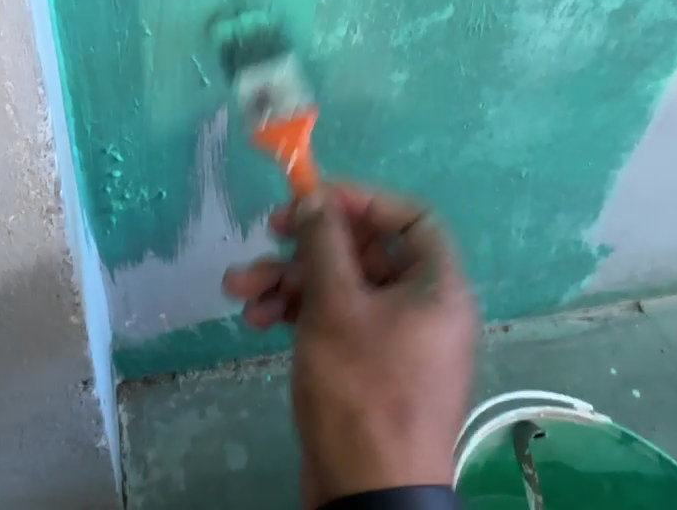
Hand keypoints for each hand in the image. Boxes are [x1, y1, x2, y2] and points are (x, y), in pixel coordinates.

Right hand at [224, 186, 478, 506]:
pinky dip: (295, 312)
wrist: (367, 494)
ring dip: (288, 279)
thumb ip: (322, 243)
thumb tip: (313, 197)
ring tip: (240, 287)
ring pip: (339, 284)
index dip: (363, 200)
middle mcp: (419, 306)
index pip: (411, 218)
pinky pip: (332, 317)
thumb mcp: (335, 306)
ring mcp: (392, 337)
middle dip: (307, 244)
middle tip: (267, 232)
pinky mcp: (365, 362)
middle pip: (363, 251)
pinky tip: (255, 319)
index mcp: (436, 288)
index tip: (316, 197)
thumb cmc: (361, 389)